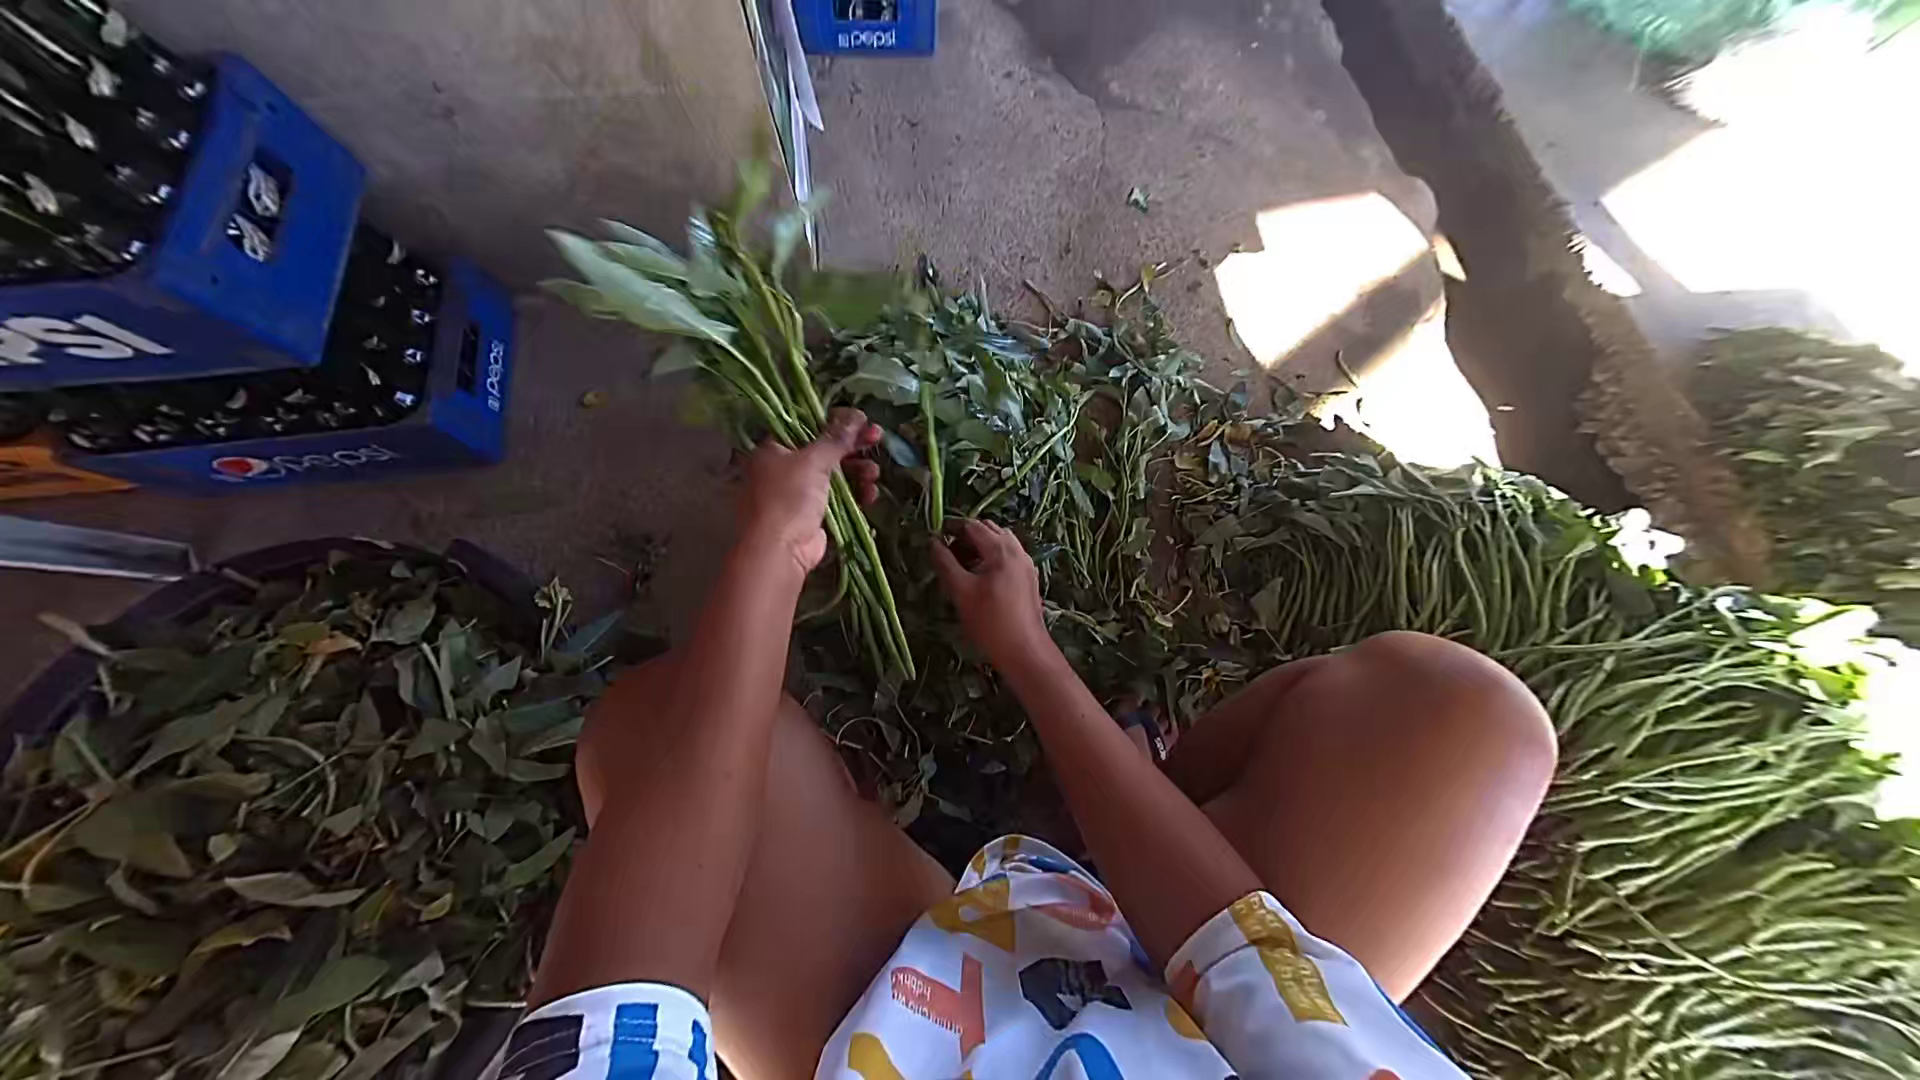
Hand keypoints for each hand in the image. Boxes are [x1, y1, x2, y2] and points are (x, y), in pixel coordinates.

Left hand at [739, 409, 882, 573]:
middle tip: (877, 438)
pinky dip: (854, 494)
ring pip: (834, 475)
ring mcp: (798, 493)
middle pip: (824, 450)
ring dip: (857, 471)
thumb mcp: (813, 461)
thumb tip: (856, 415)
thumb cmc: (787, 498)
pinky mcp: (813, 515)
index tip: (861, 420)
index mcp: (774, 448)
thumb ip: (836, 438)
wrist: (778, 551)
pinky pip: (838, 498)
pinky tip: (870, 494)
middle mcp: (783, 468)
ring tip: (874, 474)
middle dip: (853, 446)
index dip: (836, 422)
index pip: (807, 425)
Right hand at [929, 519, 1050, 667]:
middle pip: (988, 529)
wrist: (1024, 650)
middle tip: (947, 553)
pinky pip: (1008, 556)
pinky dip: (991, 557)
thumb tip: (932, 542)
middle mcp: (1016, 550)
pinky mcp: (1028, 577)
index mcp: (1000, 549)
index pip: (972, 525)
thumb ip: (944, 562)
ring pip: (999, 542)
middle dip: (966, 536)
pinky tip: (980, 578)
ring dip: (979, 546)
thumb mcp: (960, 591)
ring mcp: (1026, 563)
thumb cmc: (989, 621)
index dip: (951, 527)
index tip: (935, 537)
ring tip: (961, 566)